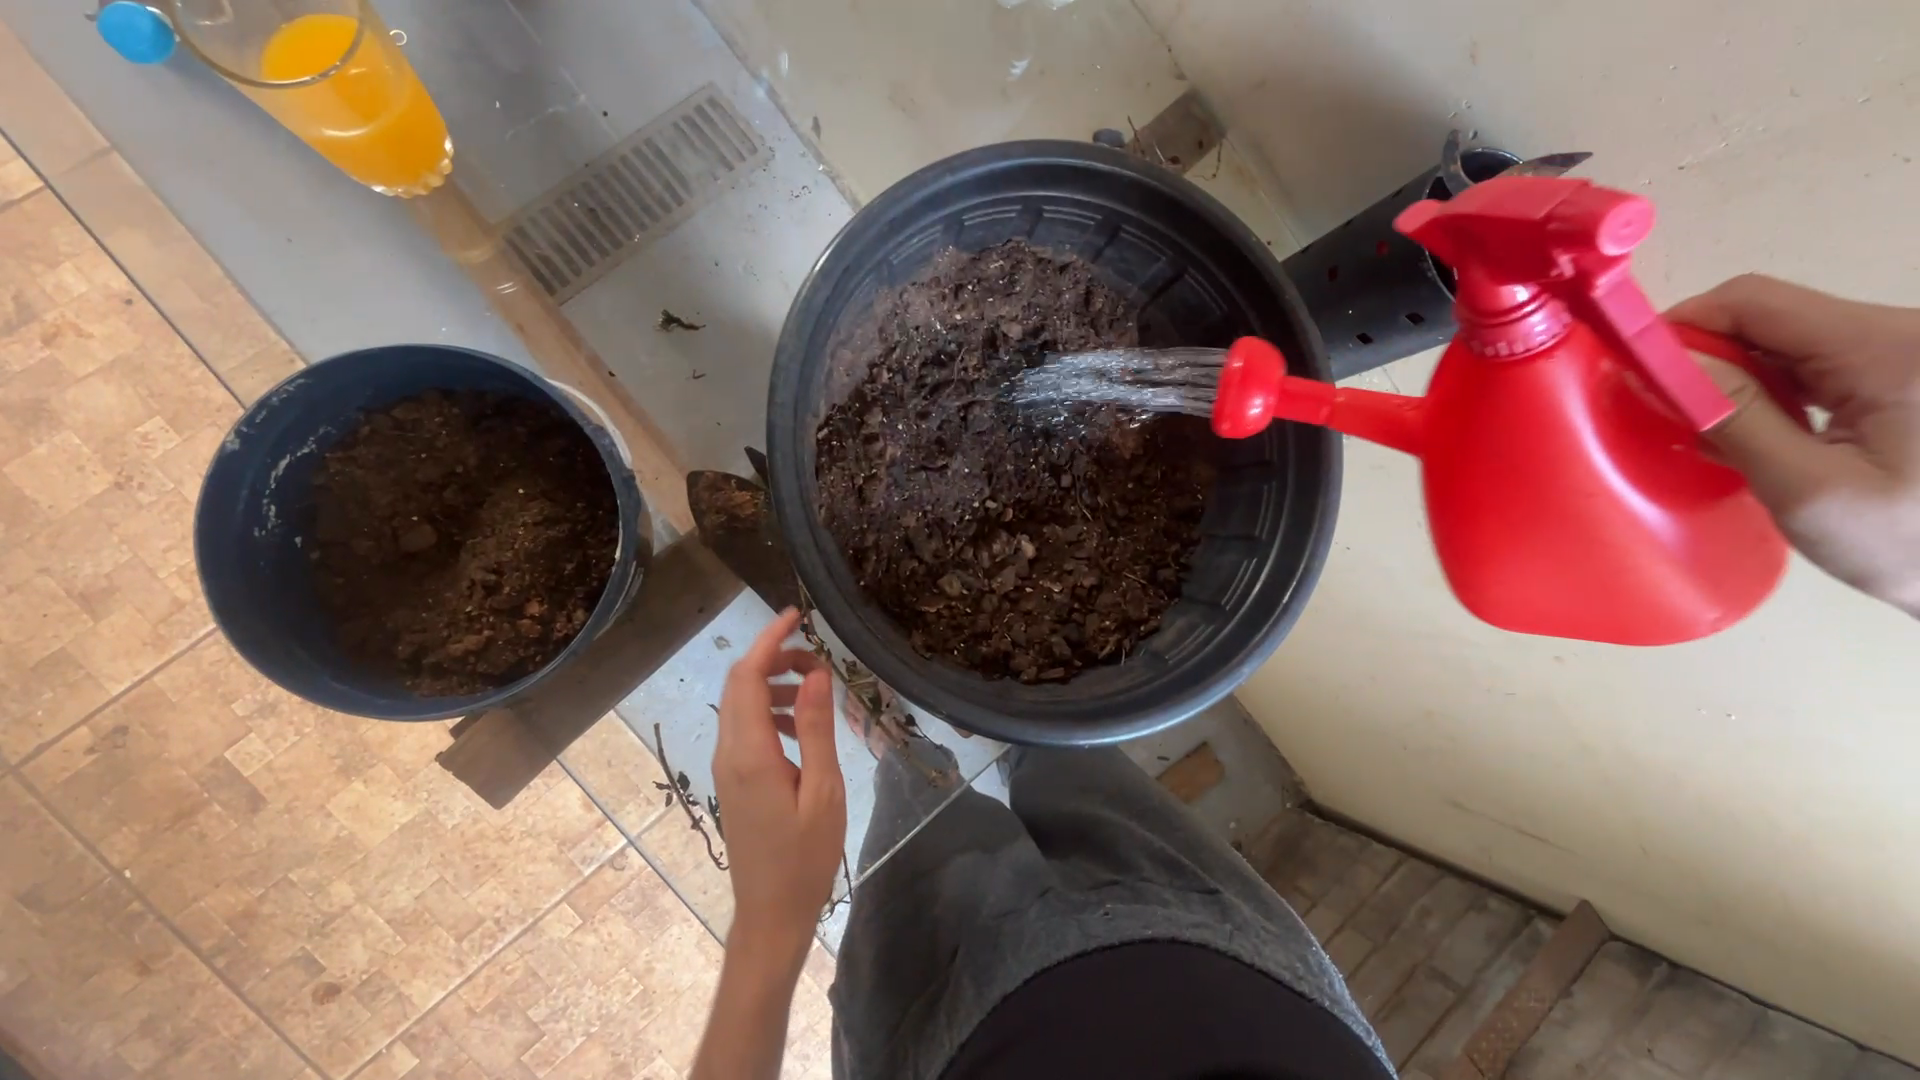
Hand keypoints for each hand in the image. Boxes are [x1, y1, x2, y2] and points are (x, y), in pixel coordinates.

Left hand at [712, 608, 846, 954]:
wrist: (771, 912)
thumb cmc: (805, 857)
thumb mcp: (823, 790)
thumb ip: (818, 729)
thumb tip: (817, 673)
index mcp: (749, 752)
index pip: (748, 677)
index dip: (769, 640)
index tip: (796, 615)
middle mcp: (729, 752)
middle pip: (740, 684)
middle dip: (775, 657)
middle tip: (819, 656)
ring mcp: (727, 767)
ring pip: (742, 705)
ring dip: (775, 685)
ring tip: (819, 691)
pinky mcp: (734, 779)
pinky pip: (746, 728)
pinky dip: (772, 711)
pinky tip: (803, 727)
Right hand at [1668, 274, 1919, 614]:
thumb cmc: (1915, 541)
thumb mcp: (1809, 489)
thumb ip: (1736, 419)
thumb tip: (1663, 366)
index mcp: (1887, 348)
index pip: (1753, 300)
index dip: (1681, 326)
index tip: (1635, 374)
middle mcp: (1902, 334)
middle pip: (1767, 317)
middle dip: (1703, 360)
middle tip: (1667, 417)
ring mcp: (1906, 355)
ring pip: (1785, 342)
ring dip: (1731, 380)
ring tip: (1710, 435)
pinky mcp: (1904, 378)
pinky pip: (1813, 365)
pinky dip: (1766, 392)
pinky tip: (1755, 435)